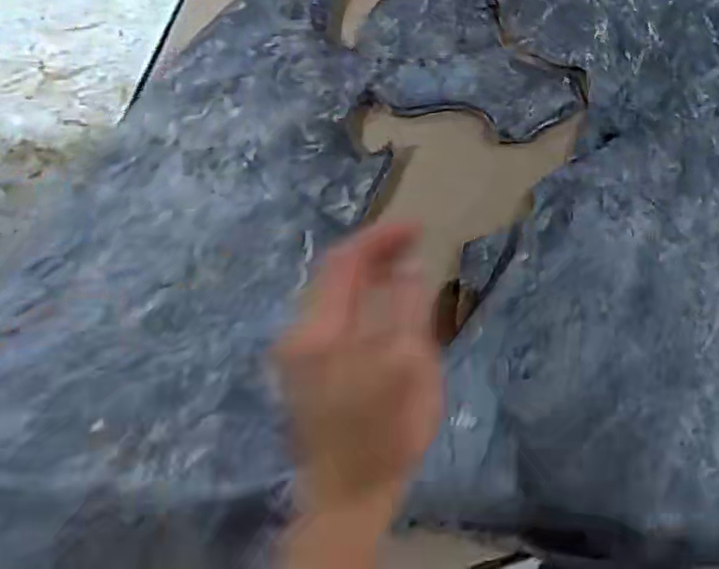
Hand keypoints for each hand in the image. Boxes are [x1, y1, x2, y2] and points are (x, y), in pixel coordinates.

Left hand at [275, 221, 441, 527]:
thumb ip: (407, 308)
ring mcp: (298, 353)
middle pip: (334, 272)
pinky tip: (387, 295)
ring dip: (369, 269)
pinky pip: (331, 310)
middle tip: (417, 239)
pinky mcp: (305, 366)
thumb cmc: (388, 428)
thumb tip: (408, 264)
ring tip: (407, 261)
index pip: (345, 261)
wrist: (350, 493)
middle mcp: (300, 335)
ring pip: (332, 290)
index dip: (382, 236)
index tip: (419, 226)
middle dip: (376, 248)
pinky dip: (360, 291)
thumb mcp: (409, 362)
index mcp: (322, 332)